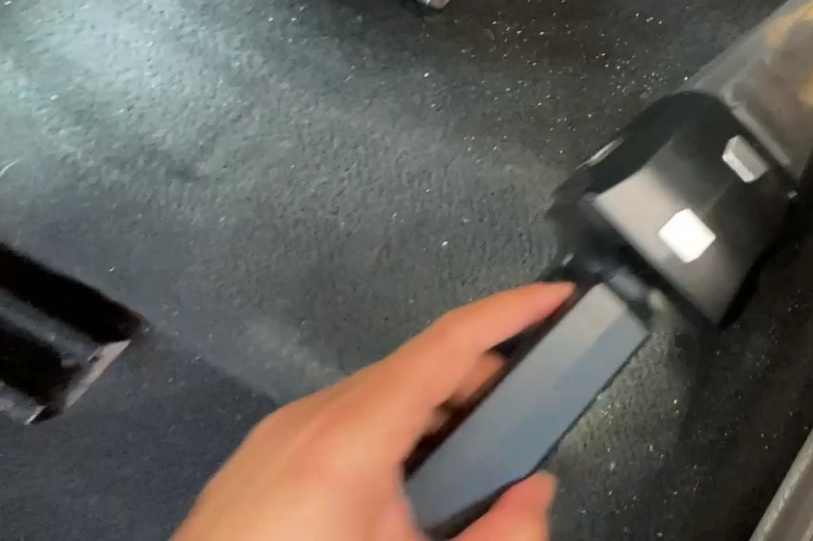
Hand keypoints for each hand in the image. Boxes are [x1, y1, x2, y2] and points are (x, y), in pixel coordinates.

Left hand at [175, 283, 573, 540]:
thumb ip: (504, 536)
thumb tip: (534, 492)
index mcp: (346, 440)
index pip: (448, 341)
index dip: (513, 309)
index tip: (563, 295)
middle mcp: (305, 422)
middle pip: (419, 362)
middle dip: (483, 370)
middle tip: (528, 403)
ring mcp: (269, 444)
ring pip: (382, 389)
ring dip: (440, 400)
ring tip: (472, 448)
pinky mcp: (249, 470)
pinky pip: (344, 417)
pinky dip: (397, 423)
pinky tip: (410, 476)